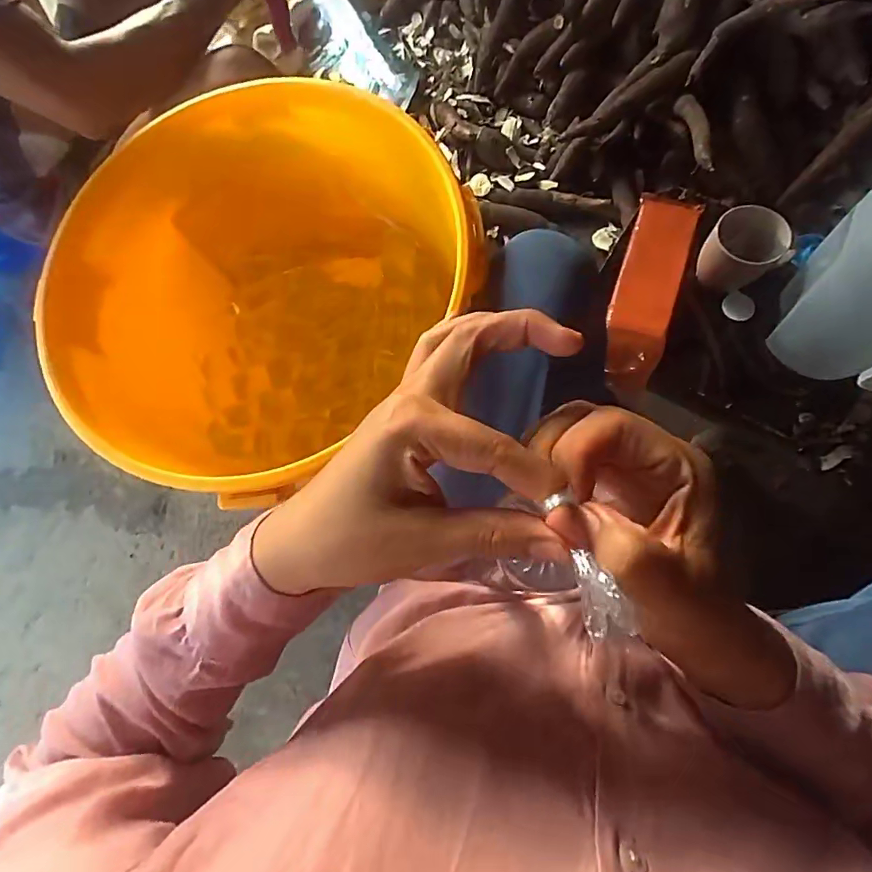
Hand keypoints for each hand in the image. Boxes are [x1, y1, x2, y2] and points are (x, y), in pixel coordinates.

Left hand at [251, 311, 584, 595]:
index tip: (563, 506)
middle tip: (570, 341)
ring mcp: (402, 398)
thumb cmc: (350, 543)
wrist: (301, 542)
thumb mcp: (423, 544)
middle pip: (464, 338)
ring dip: (494, 327)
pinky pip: (440, 360)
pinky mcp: (403, 410)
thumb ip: (494, 533)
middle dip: (519, 329)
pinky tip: (499, 361)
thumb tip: (561, 537)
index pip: (488, 445)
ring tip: (541, 336)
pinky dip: (474, 346)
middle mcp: (407, 398)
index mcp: (410, 426)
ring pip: (448, 338)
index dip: (531, 475)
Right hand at [530, 405, 794, 709]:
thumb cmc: (696, 615)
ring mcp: (624, 467)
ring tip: (533, 501)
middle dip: (551, 450)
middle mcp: (649, 453)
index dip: (576, 451)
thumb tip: (556, 514)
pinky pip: (562, 462)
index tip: (558, 499)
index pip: (614, 427)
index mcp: (678, 465)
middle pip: (585, 419)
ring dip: (542, 461)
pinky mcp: (602, 485)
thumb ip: (621, 551)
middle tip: (535, 496)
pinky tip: (535, 506)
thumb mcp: (668, 593)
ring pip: (568, 433)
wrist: (705, 637)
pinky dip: (542, 477)